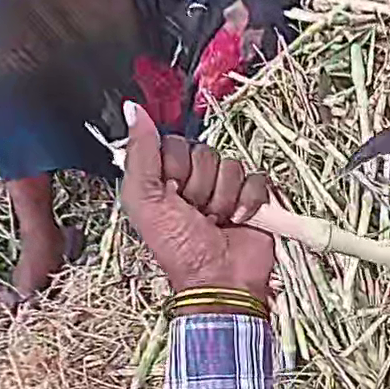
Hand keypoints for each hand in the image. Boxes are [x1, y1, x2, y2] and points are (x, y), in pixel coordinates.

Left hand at [120, 102, 275, 302]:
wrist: (219, 279)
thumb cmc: (178, 249)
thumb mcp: (145, 200)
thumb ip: (139, 154)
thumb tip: (132, 109)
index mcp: (164, 179)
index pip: (174, 144)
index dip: (175, 169)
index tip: (172, 195)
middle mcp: (194, 182)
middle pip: (204, 153)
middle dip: (201, 186)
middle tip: (196, 213)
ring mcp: (226, 190)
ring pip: (230, 165)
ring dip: (223, 197)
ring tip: (216, 221)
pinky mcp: (253, 199)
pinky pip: (256, 178)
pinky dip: (249, 201)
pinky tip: (238, 221)